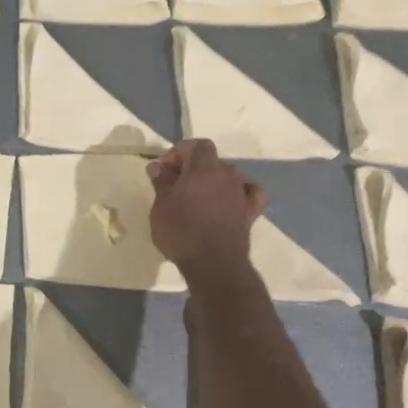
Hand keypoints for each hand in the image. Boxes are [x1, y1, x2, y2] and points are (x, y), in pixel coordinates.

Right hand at [146, 139, 266, 278]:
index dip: (178, 152)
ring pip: (228, 175)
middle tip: (172, 185)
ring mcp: (241, 193)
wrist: (213, 263)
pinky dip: (240, 191)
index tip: (162, 170)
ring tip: (195, 197)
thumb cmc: (180, 231)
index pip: (196, 145)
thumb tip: (157, 166)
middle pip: (211, 160)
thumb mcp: (160, 206)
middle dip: (191, 167)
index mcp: (203, 169)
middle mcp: (227, 175)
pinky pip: (249, 192)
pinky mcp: (250, 211)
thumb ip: (161, 182)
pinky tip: (231, 198)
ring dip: (211, 180)